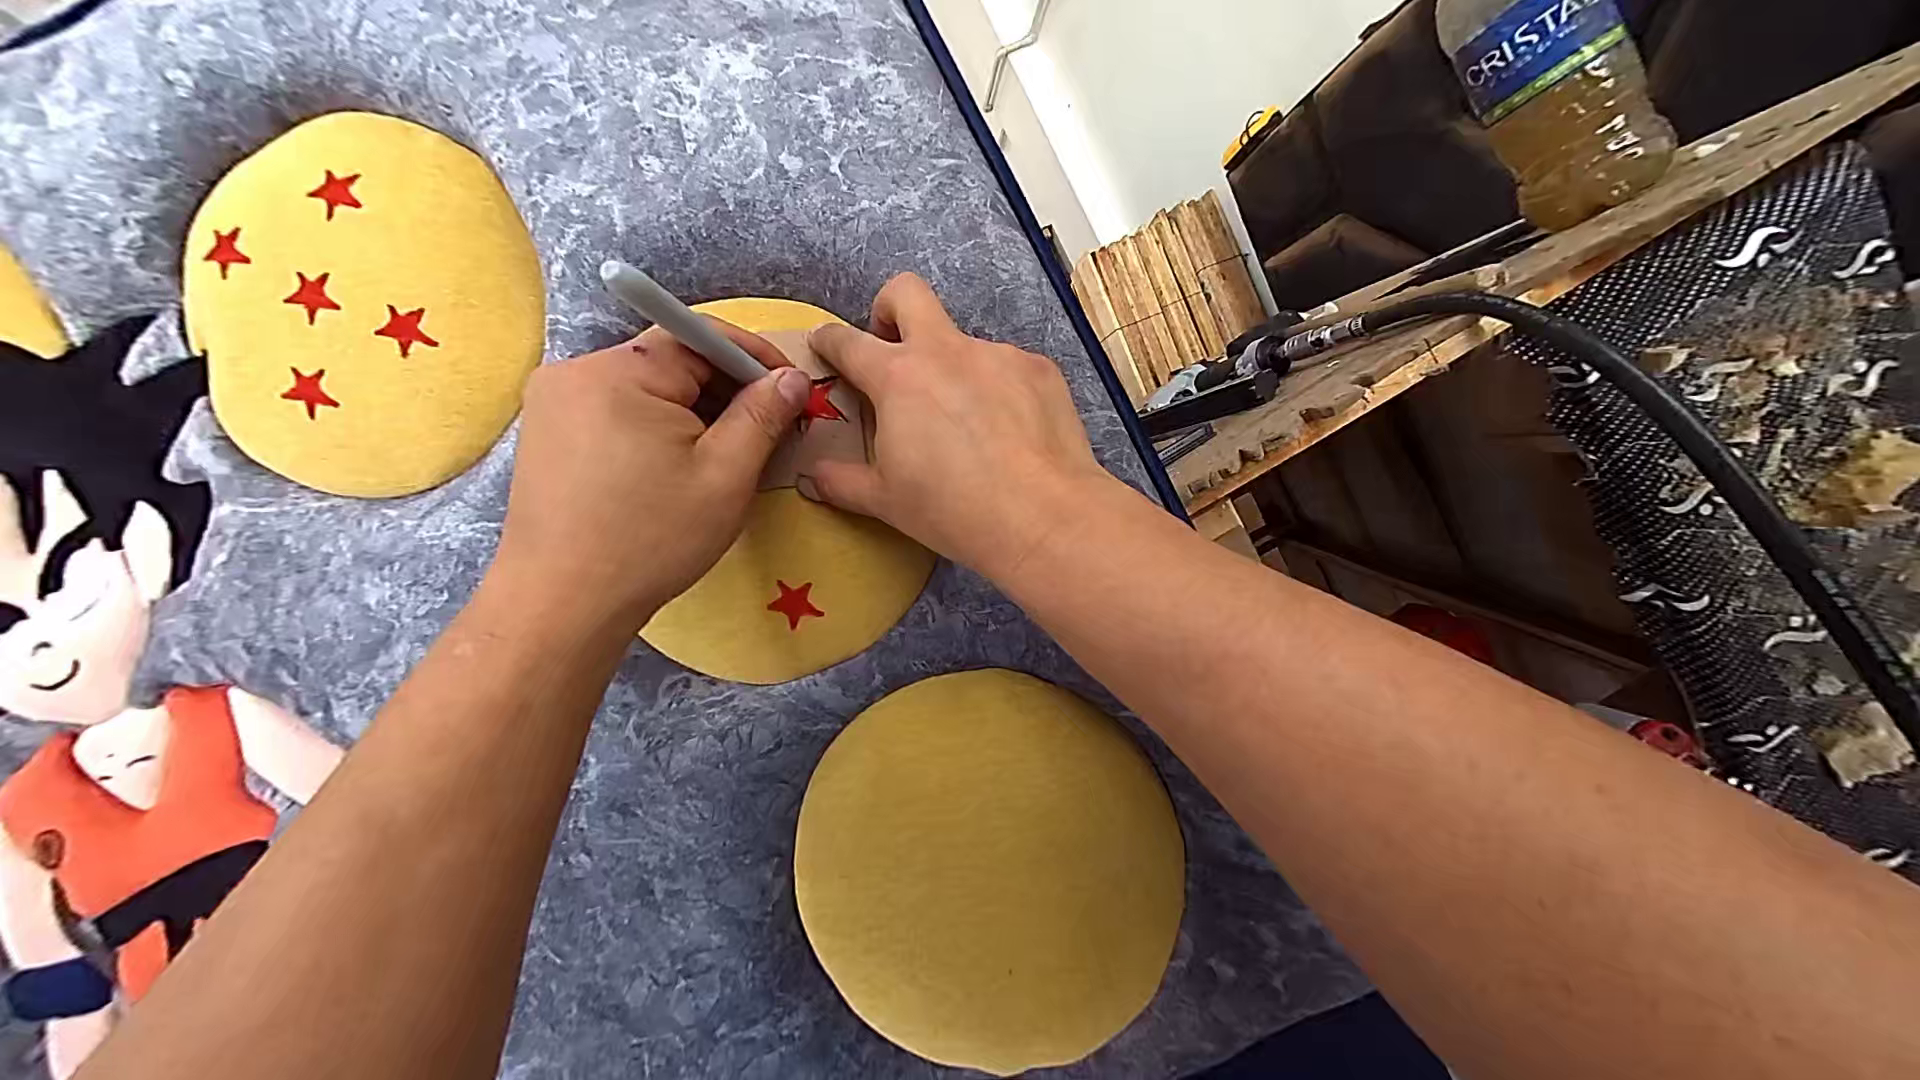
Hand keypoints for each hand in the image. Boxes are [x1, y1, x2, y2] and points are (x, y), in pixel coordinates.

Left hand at [490, 319, 810, 634]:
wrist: (564, 602)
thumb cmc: (652, 539)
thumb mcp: (726, 476)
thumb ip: (762, 416)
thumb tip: (791, 378)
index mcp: (620, 372)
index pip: (700, 337)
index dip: (754, 359)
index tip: (791, 388)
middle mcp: (577, 372)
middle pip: (672, 360)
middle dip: (726, 389)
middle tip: (768, 429)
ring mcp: (555, 403)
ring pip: (648, 388)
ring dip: (695, 411)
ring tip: (728, 454)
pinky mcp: (549, 433)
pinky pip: (620, 410)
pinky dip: (660, 426)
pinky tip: (681, 465)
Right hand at [803, 273, 1114, 575]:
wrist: (1042, 518)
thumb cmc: (955, 510)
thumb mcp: (886, 501)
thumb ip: (841, 481)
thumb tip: (813, 476)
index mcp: (898, 377)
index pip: (847, 341)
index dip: (829, 341)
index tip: (826, 347)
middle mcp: (946, 352)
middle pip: (905, 293)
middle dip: (887, 309)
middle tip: (892, 351)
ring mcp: (998, 355)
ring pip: (963, 343)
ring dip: (953, 370)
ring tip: (969, 426)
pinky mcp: (1039, 370)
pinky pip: (1007, 367)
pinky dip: (998, 390)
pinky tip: (1009, 433)